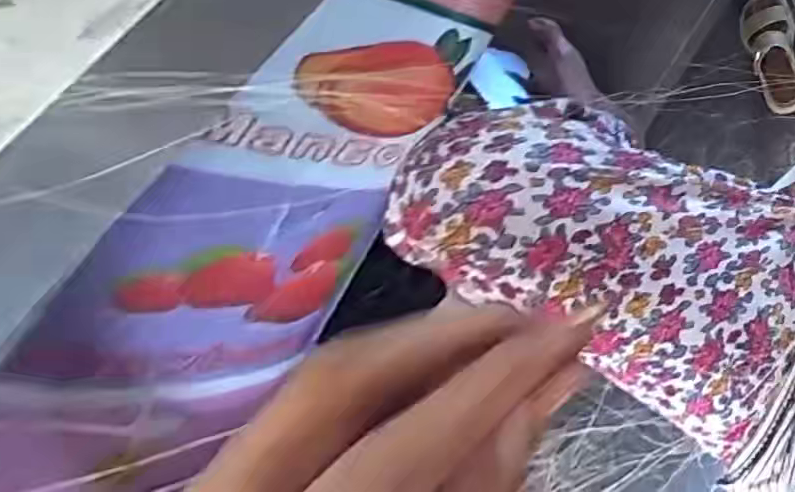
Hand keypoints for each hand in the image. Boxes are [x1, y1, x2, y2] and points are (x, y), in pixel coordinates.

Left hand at [195, 304, 594, 491]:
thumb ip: (486, 488)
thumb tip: (550, 382)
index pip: (403, 450)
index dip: (502, 375)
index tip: (577, 326)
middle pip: (341, 381)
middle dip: (455, 334)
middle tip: (536, 320)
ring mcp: (218, 489)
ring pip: (325, 378)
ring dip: (429, 345)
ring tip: (506, 336)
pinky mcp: (231, 479)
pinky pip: (322, 400)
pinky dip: (398, 372)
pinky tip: (450, 369)